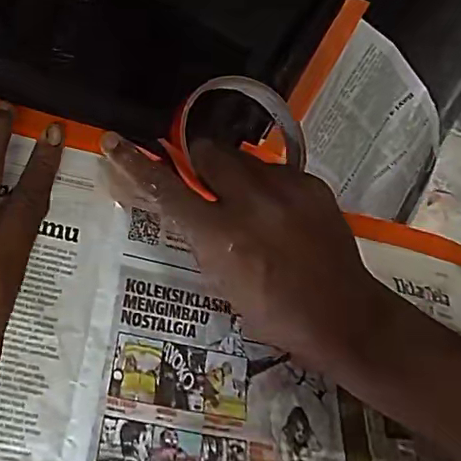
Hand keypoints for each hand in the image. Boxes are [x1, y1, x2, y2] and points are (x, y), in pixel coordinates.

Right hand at [100, 133, 392, 369]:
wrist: (347, 319)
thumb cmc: (273, 310)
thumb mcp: (219, 277)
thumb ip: (196, 233)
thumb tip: (174, 199)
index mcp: (221, 237)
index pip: (166, 189)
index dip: (135, 163)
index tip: (113, 141)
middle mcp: (252, 204)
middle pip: (207, 152)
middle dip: (198, 161)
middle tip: (204, 181)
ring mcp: (287, 190)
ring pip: (241, 157)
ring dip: (233, 172)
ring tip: (246, 202)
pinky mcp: (312, 184)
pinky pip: (273, 169)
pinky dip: (265, 184)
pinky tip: (276, 211)